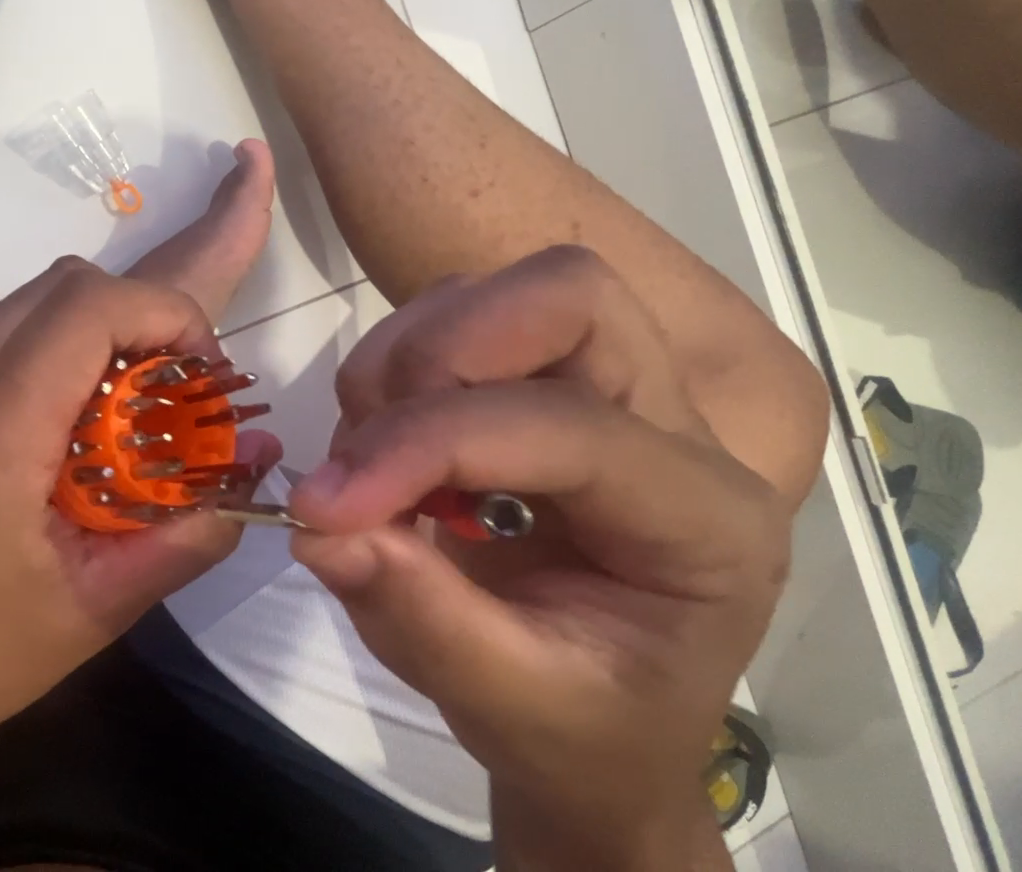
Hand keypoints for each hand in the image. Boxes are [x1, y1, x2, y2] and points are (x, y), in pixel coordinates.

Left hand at [0, 258, 256, 767]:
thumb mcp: (97, 608)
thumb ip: (186, 534)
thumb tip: (254, 469)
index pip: (87, 309)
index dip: (165, 314)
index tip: (205, 372)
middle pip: (60, 287)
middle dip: (140, 315)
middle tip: (179, 384)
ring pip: (28, 305)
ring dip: (98, 330)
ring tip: (137, 402)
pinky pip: (1, 340)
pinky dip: (58, 351)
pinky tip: (80, 422)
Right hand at [291, 247, 792, 867]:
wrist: (596, 729)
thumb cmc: (575, 728)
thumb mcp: (504, 701)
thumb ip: (419, 615)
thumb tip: (320, 528)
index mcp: (701, 521)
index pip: (564, 427)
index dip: (426, 448)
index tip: (322, 508)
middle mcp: (673, 430)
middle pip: (569, 296)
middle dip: (444, 350)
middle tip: (373, 440)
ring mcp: (609, 393)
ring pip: (500, 291)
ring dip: (405, 358)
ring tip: (370, 458)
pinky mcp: (543, 385)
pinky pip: (457, 317)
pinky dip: (395, 365)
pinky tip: (384, 443)